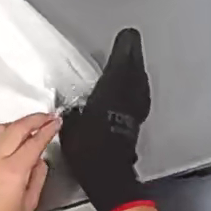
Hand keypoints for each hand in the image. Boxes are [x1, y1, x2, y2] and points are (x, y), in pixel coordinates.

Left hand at [0, 112, 61, 210]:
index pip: (34, 141)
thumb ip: (37, 178)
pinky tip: (13, 139)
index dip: (48, 129)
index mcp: (11, 172)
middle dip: (35, 119)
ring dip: (18, 124)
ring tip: (32, 125)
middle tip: (48, 117)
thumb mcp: (28, 205)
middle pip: (17, 128)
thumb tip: (40, 161)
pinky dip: (4, 133)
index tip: (56, 122)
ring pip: (1, 129)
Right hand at [61, 28, 150, 210]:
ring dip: (136, 70)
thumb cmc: (88, 149)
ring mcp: (135, 110)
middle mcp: (127, 97)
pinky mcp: (136, 121)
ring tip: (131, 63)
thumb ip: (73, 112)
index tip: (126, 36)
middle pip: (135, 69)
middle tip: (130, 44)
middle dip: (132, 55)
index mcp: (111, 91)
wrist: (107, 174)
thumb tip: (70, 110)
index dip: (124, 48)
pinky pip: (138, 95)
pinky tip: (130, 89)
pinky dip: (135, 86)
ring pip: (139, 82)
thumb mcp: (70, 127)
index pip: (121, 62)